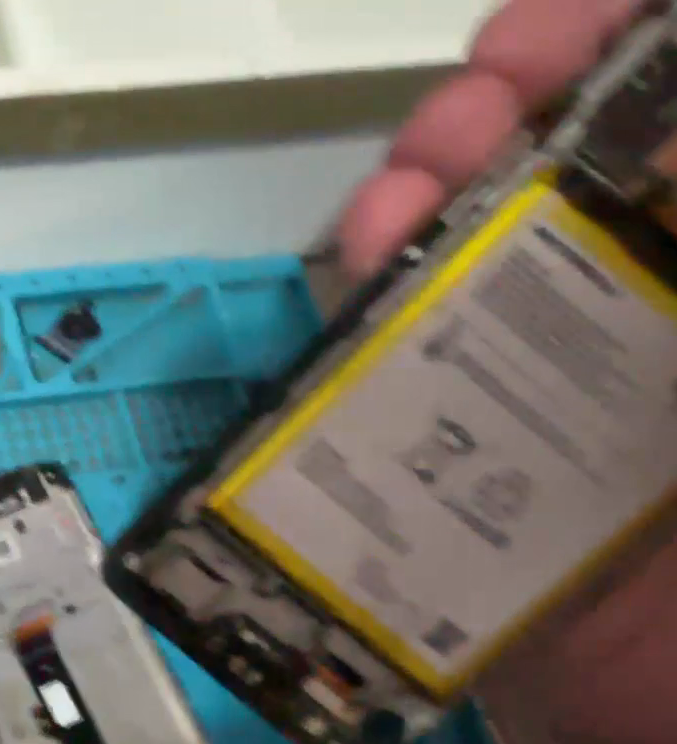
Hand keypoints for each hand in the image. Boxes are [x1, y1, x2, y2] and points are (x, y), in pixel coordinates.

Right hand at [340, 4, 676, 743]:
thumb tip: (658, 145)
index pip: (673, 144)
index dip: (636, 58)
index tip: (582, 24)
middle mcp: (634, 309)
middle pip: (562, 176)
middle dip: (518, 109)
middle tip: (484, 83)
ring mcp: (528, 374)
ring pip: (456, 252)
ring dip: (426, 188)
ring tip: (408, 171)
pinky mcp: (431, 441)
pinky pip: (377, 353)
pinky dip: (359, 295)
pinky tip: (362, 259)